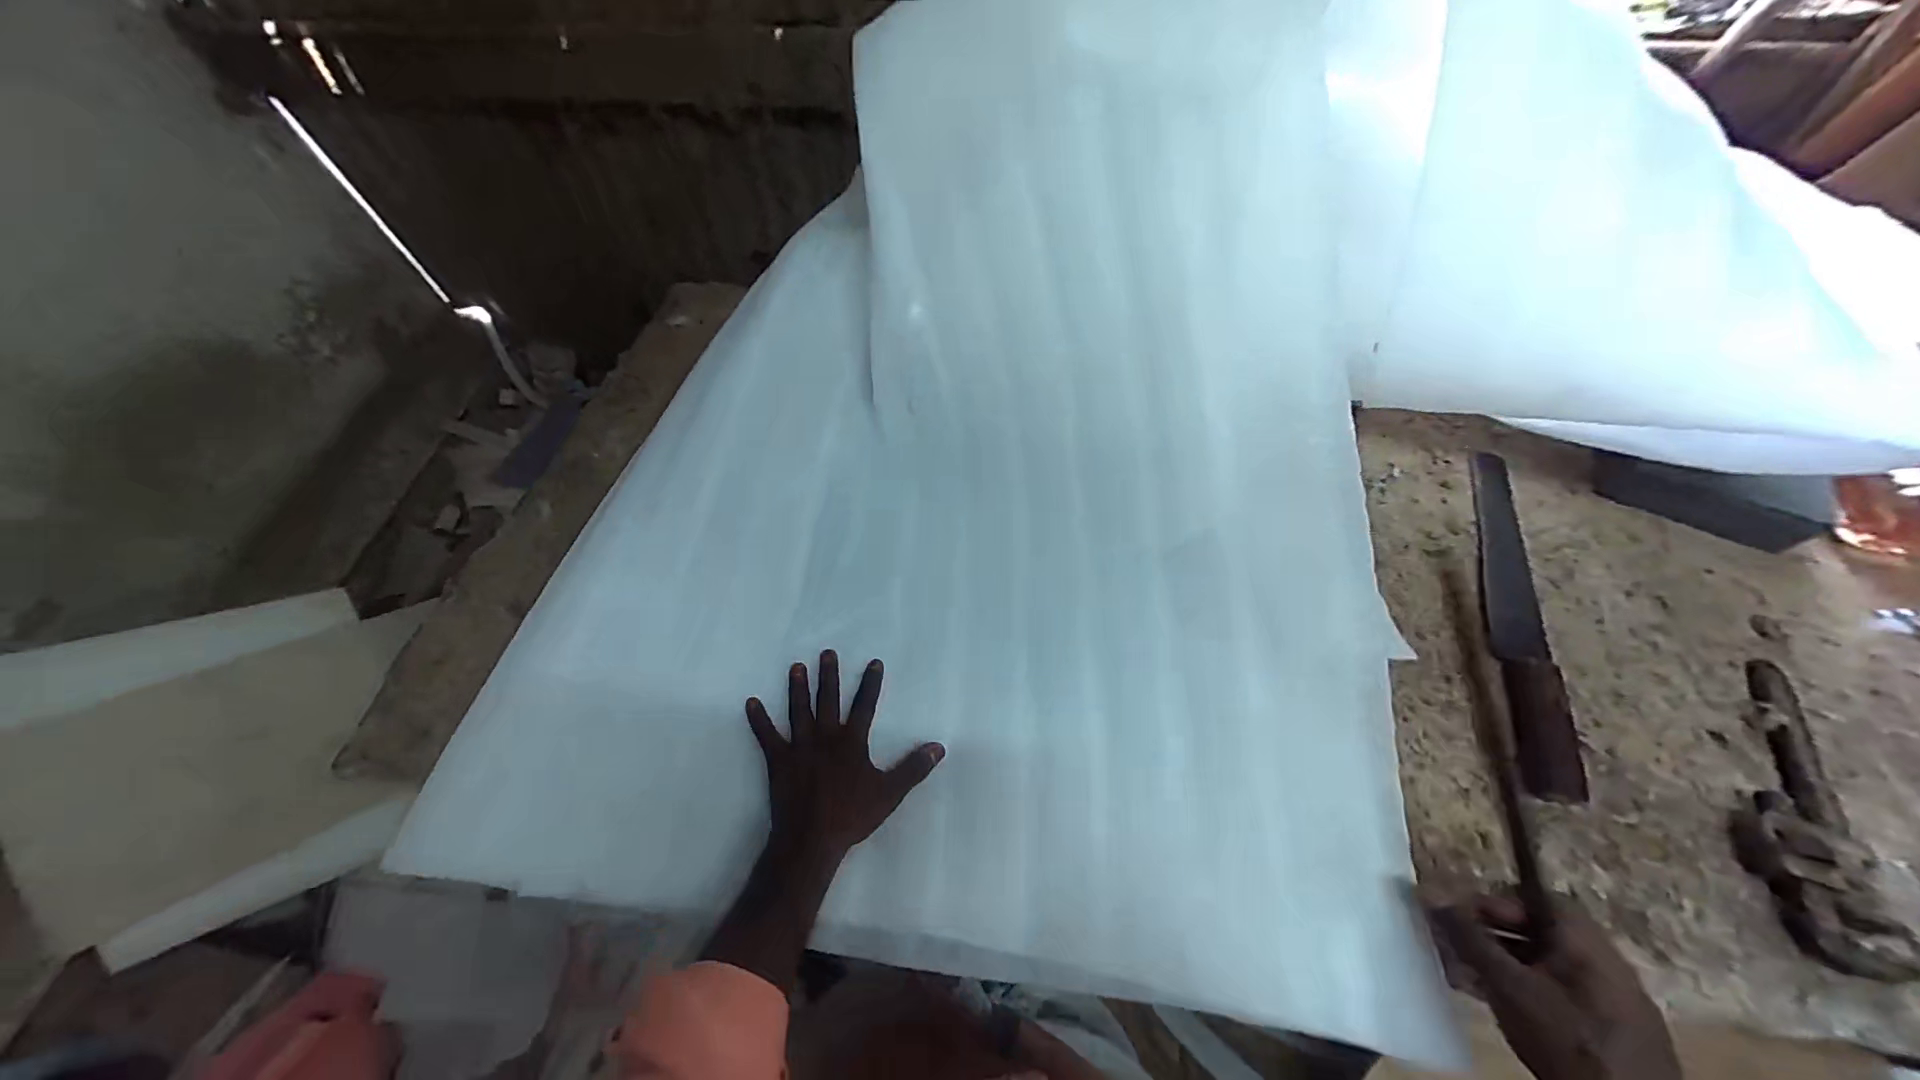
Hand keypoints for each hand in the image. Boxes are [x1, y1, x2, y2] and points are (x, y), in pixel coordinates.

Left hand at [744, 651, 943, 864]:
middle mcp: (826, 737)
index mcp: (852, 742)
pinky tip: (751, 703)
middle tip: (827, 653)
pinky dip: (758, 720)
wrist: (811, 838)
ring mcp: (800, 747)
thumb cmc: (852, 815)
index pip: (864, 706)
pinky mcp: (778, 761)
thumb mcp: (890, 792)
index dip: (870, 684)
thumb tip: (938, 747)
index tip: (873, 662)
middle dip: (829, 675)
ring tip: (796, 667)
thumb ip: (914, 768)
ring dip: (797, 688)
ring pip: (799, 710)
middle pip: (828, 700)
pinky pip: (766, 736)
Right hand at [1430, 894, 1680, 1079]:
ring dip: (1494, 962)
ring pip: (1538, 962)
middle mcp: (1601, 962)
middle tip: (1449, 944)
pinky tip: (1486, 999)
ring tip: (1458, 973)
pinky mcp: (1604, 1029)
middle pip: (1533, 930)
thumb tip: (1428, 892)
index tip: (1458, 915)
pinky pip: (1552, 990)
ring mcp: (1607, 998)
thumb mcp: (1507, 983)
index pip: (1533, 896)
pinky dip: (1517, 987)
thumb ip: (1467, 937)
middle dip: (1485, 932)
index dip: (1492, 899)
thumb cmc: (1565, 1038)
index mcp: (1585, 941)